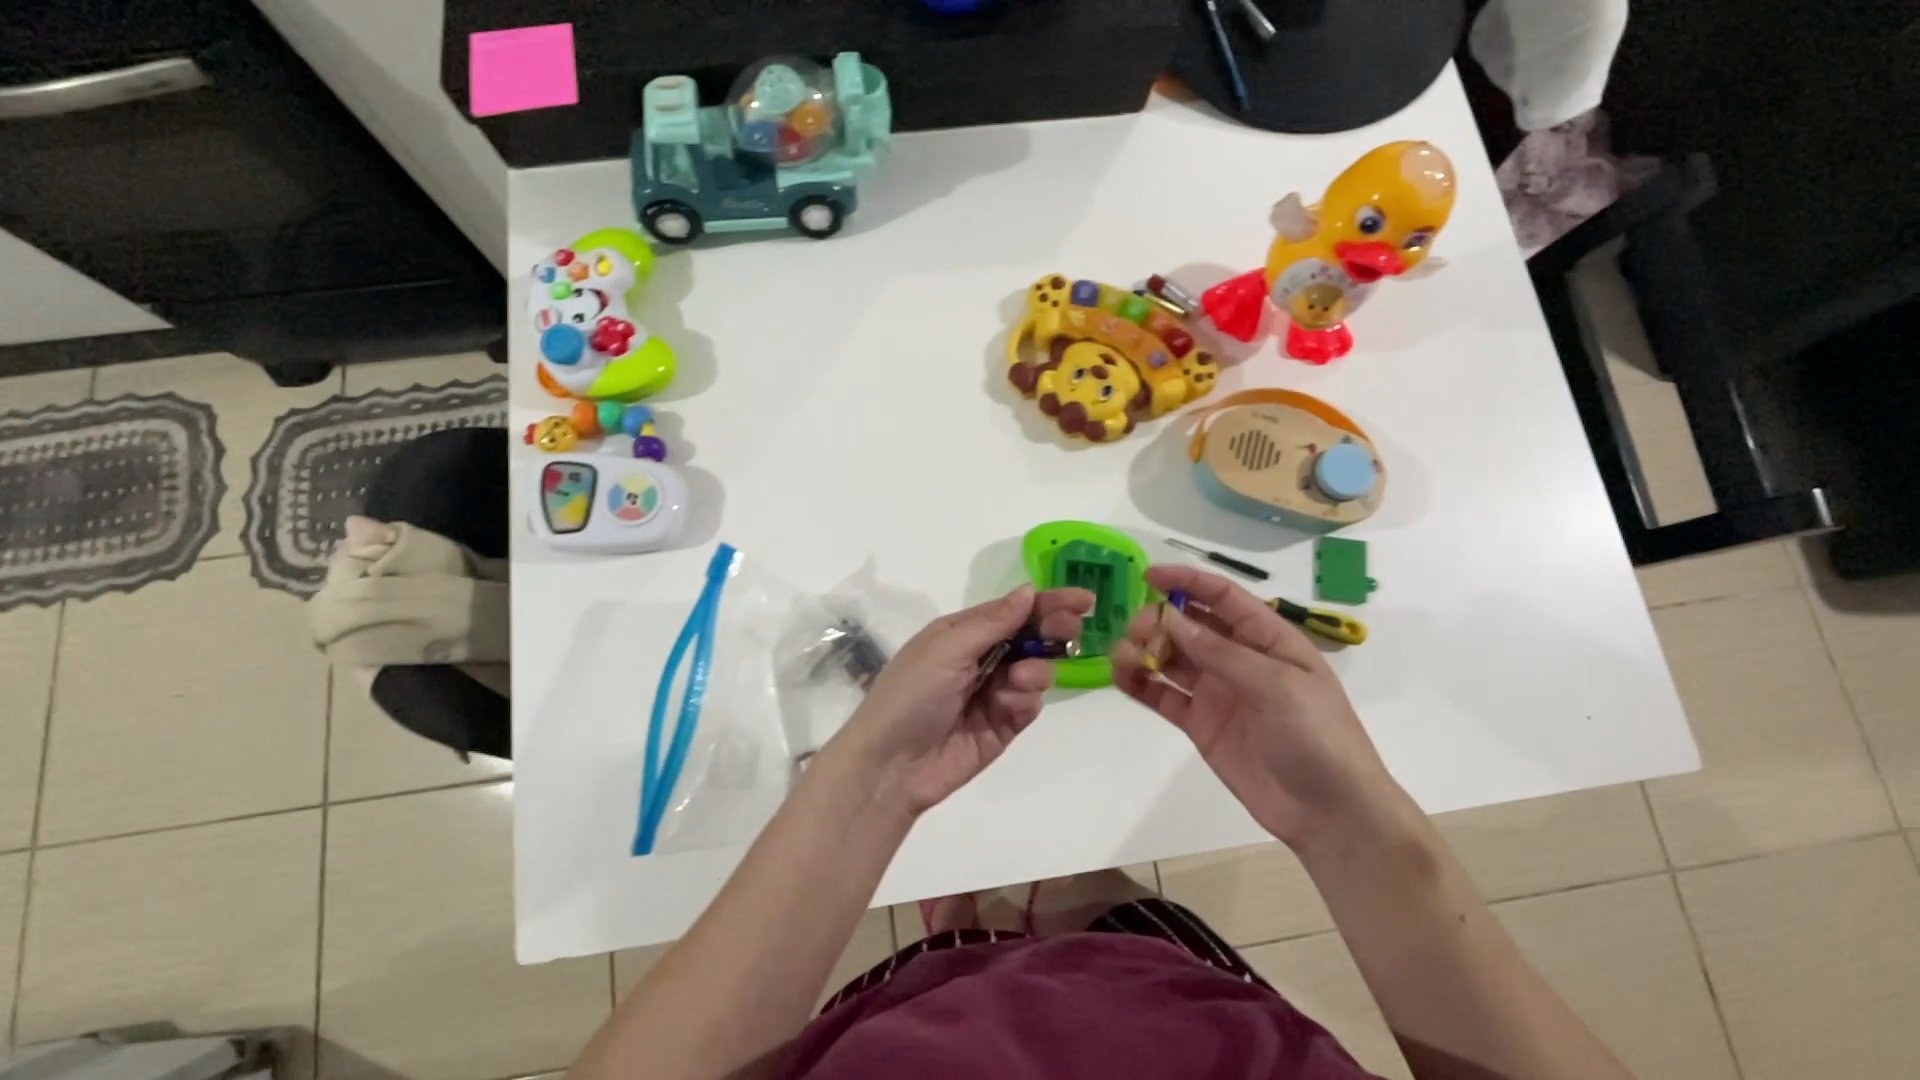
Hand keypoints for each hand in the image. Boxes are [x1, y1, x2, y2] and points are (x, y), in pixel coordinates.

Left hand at [828, 585, 1094, 816]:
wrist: (891, 766)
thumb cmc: (910, 695)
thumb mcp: (946, 649)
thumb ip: (992, 622)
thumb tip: (1029, 591)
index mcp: (960, 633)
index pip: (1012, 611)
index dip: (1046, 602)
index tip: (1084, 599)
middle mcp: (979, 659)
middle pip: (1029, 638)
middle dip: (1052, 632)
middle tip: (1072, 632)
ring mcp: (992, 694)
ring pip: (1035, 671)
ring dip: (1035, 669)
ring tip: (1021, 679)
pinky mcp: (1001, 726)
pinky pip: (1028, 704)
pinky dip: (1026, 700)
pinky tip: (1011, 704)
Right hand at [1109, 566, 1403, 852]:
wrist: (1329, 811)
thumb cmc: (1317, 736)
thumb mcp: (1277, 685)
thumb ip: (1221, 653)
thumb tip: (1171, 619)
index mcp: (1269, 639)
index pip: (1223, 598)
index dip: (1187, 582)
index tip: (1148, 575)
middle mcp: (1240, 659)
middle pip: (1191, 626)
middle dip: (1159, 620)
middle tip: (1135, 632)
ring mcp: (1219, 692)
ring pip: (1172, 659)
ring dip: (1145, 651)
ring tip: (1122, 656)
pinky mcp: (1201, 725)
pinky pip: (1165, 696)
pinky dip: (1141, 684)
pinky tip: (1120, 678)